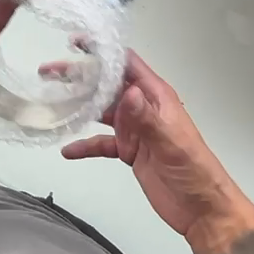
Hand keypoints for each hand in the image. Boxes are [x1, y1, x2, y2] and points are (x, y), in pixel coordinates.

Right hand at [60, 52, 253, 250]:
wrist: (203, 210)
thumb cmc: (196, 171)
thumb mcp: (170, 142)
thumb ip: (147, 118)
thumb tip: (129, 91)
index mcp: (156, 97)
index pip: (127, 64)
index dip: (103, 51)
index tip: (77, 43)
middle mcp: (143, 108)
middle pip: (106, 85)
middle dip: (79, 76)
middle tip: (50, 71)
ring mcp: (134, 129)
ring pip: (100, 110)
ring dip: (77, 105)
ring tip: (52, 99)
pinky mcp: (129, 150)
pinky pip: (101, 143)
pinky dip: (84, 144)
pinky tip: (68, 149)